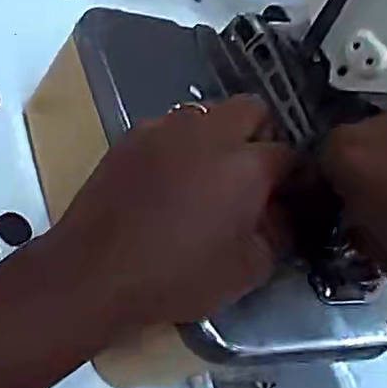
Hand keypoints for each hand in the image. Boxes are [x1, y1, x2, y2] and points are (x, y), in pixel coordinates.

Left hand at [41, 94, 292, 337]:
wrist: (92, 272)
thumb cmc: (175, 277)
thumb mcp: (248, 267)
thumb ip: (277, 228)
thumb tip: (279, 209)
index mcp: (244, 163)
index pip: (290, 153)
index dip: (294, 177)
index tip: (288, 198)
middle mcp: (202, 134)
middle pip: (249, 110)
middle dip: (258, 137)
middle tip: (250, 177)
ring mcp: (158, 132)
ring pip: (203, 114)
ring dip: (214, 136)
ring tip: (205, 178)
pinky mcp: (124, 141)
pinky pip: (164, 129)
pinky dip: (175, 145)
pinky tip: (166, 181)